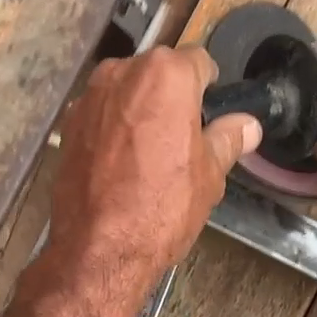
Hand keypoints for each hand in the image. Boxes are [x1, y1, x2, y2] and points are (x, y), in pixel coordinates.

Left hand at [46, 47, 261, 284]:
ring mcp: (90, 98)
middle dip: (170, 104)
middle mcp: (124, 73)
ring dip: (139, 119)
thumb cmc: (160, 212)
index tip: (208, 119)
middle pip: (158, 77)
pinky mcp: (68, 127)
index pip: (199, 65)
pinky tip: (119, 172)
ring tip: (147, 165)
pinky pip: (101, 121)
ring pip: (126, 97)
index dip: (208, 92)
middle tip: (179, 148)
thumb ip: (228, 141)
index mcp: (167, 75)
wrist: (99, 251)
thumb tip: (248, 126)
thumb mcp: (209, 178)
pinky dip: (111, 136)